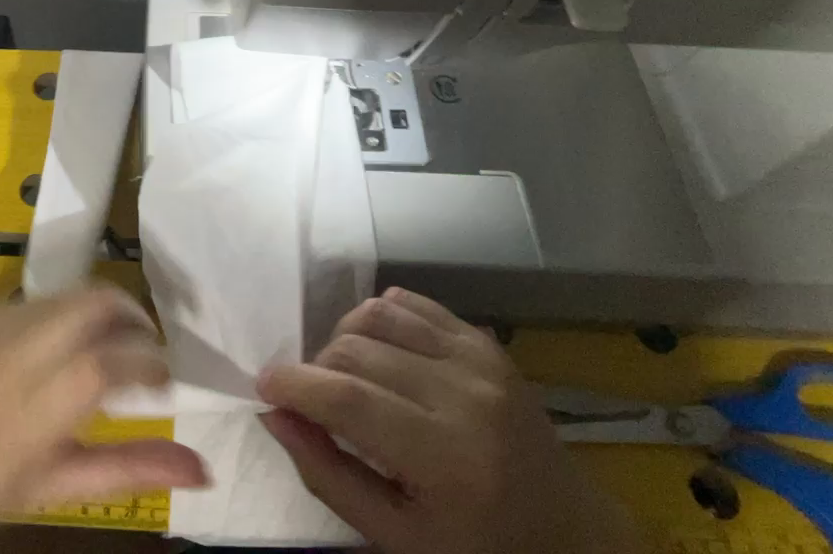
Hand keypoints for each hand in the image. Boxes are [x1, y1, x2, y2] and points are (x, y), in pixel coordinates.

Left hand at [0, 286, 207, 553]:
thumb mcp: (51, 488)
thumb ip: (129, 471)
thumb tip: (203, 468)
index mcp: (33, 414)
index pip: (109, 362)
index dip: (149, 359)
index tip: (164, 376)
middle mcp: (12, 358)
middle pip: (93, 304)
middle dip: (134, 315)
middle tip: (145, 345)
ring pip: (67, 295)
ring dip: (99, 310)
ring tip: (107, 341)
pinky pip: (34, 298)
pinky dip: (61, 312)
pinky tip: (56, 342)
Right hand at [257, 288, 640, 553]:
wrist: (569, 532)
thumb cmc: (477, 546)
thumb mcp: (396, 537)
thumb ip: (329, 475)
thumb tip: (275, 415)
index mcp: (446, 458)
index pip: (347, 398)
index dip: (293, 384)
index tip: (264, 386)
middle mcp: (465, 395)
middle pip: (356, 349)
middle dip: (316, 369)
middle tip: (313, 401)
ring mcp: (480, 360)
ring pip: (377, 313)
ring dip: (344, 338)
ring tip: (346, 375)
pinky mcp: (486, 342)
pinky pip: (412, 303)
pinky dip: (380, 317)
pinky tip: (379, 353)